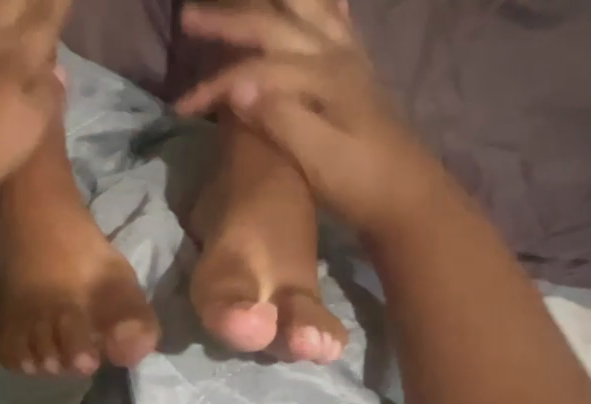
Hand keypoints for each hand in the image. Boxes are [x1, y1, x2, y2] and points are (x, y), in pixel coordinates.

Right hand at [175, 0, 451, 236]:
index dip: (214, 86)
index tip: (181, 110)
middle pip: (275, 24)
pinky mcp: (356, 73)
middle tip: (188, 17)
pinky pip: (336, 22)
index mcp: (323, 77)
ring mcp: (350, 60)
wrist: (409, 198)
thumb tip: (236, 88)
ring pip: (307, 10)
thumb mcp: (319, 160)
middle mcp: (336, 56)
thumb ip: (280, 120)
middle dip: (229, 19)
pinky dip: (323, 5)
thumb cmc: (361, 184)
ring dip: (274, 1)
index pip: (255, 70)